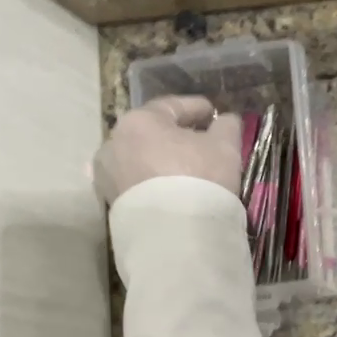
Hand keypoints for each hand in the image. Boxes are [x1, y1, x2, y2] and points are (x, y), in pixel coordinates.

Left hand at [94, 96, 241, 206]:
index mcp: (141, 120)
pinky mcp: (110, 199)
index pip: (171, 106)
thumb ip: (227, 127)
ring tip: (180, 169)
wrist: (175, 230)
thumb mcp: (225, 147)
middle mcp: (116, 140)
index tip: (213, 111)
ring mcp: (108, 171)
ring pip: (139, 158)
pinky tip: (164, 188)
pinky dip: (149, 181)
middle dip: (175, 135)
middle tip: (198, 141)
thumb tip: (228, 119)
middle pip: (151, 132)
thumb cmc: (201, 177)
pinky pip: (134, 183)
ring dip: (159, 159)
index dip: (195, 107)